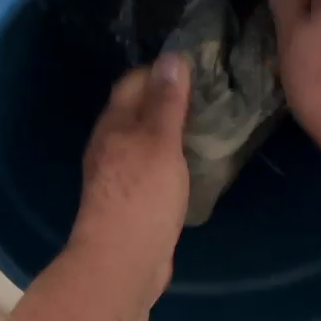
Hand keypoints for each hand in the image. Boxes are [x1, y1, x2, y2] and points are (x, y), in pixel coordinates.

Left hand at [69, 52, 191, 301]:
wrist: (123, 262)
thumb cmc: (142, 196)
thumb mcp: (159, 142)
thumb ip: (166, 102)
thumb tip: (171, 58)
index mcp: (114, 126)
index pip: (134, 83)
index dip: (162, 71)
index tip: (199, 69)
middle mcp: (110, 147)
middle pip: (137, 112)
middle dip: (168, 101)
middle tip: (210, 97)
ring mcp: (117, 178)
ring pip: (144, 143)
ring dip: (170, 133)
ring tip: (206, 127)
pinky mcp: (130, 204)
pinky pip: (151, 171)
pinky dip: (170, 162)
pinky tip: (191, 166)